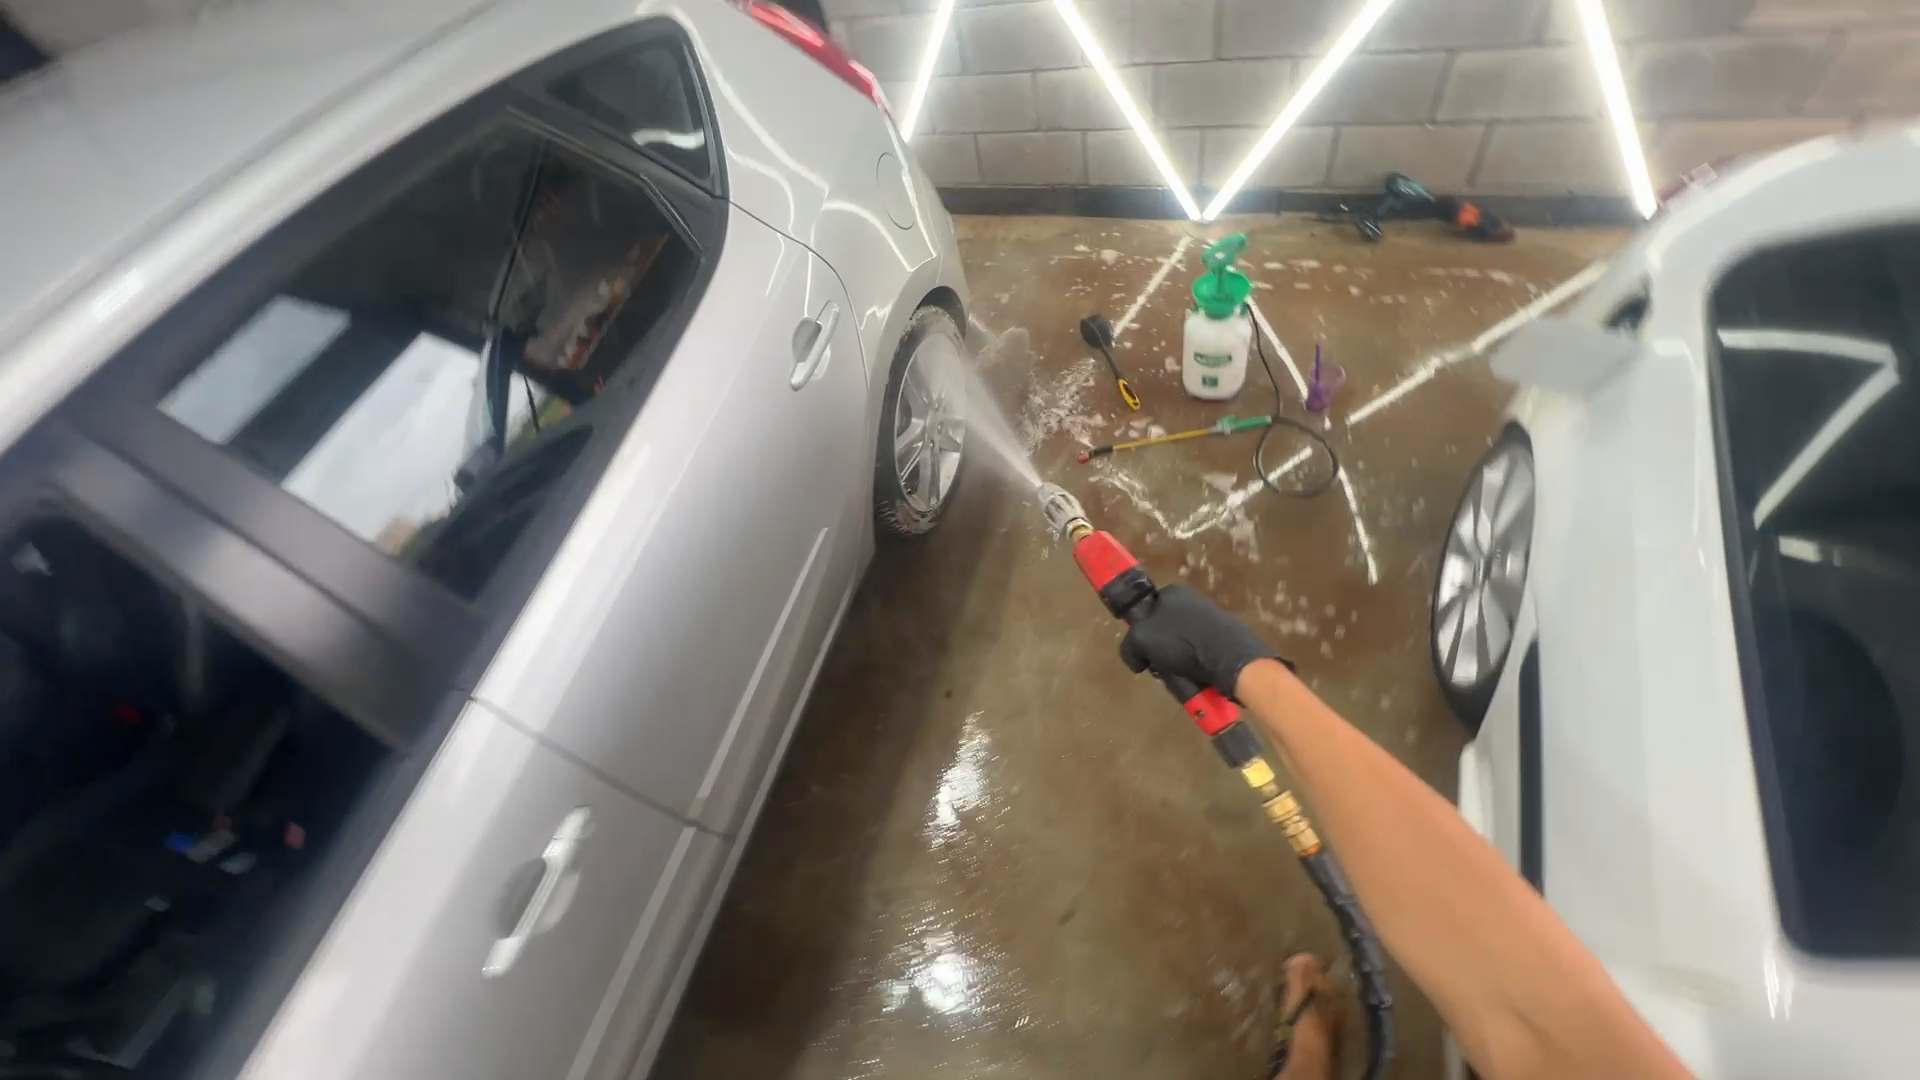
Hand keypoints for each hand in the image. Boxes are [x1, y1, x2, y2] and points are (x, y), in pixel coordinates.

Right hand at [1117, 584, 1283, 696]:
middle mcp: (1193, 602)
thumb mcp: (1140, 640)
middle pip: (1164, 631)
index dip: (1142, 632)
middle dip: (1160, 652)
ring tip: (1181, 677)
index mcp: (1172, 593)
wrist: (1231, 660)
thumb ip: (1129, 646)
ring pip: (1181, 647)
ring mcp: (1212, 620)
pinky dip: (1195, 669)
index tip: (1145, 650)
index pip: (1147, 611)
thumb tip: (1138, 659)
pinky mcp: (1226, 640)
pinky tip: (1197, 679)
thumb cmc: (1182, 642)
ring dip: (1177, 664)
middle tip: (1161, 667)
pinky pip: (1200, 656)